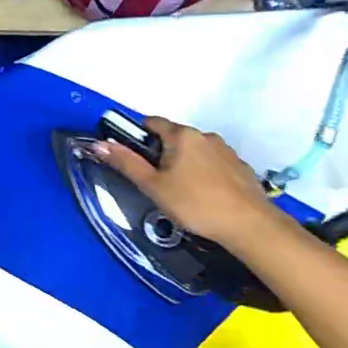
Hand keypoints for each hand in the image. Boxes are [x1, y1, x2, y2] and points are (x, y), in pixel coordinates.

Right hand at [90, 117, 284, 248]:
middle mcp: (205, 135)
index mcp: (181, 135)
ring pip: (195, 151)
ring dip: (184, 163)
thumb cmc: (194, 203)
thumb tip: (99, 144)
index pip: (152, 122)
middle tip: (157, 183)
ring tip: (182, 193)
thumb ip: (126, 163)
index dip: (138, 137)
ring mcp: (226, 150)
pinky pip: (213, 163)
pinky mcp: (241, 166)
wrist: (249, 225)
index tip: (135, 160)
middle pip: (174, 137)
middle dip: (162, 154)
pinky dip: (204, 173)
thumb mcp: (153, 186)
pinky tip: (205, 196)